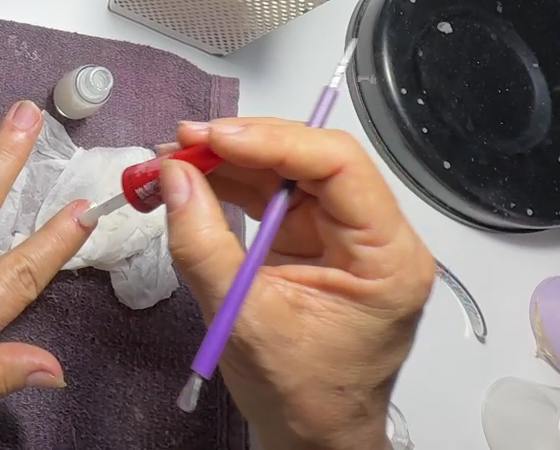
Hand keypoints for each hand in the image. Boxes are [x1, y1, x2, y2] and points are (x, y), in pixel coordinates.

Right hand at [161, 118, 434, 449]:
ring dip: (227, 157)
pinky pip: (268, 189)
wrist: (311, 436)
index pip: (339, 165)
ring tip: (176, 157)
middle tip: (185, 143)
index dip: (274, 141)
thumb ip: (204, 245)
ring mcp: (339, 230)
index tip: (214, 140)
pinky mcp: (310, 233)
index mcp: (385, 256)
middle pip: (309, 156)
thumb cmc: (299, 394)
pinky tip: (192, 177)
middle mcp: (371, 232)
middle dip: (242, 144)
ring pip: (284, 166)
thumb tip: (174, 175)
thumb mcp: (243, 320)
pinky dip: (227, 179)